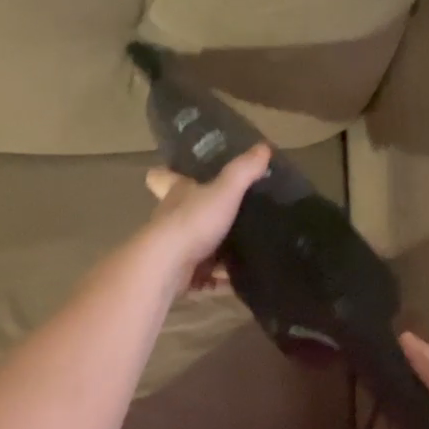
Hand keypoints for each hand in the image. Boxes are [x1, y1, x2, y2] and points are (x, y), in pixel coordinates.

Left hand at [140, 144, 269, 291]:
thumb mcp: (224, 190)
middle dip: (206, 218)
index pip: (164, 177)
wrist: (168, 266)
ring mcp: (175, 250)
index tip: (181, 173)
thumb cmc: (193, 221)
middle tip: (236, 218)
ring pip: (197, 249)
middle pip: (185, 215)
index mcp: (177, 193)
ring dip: (217, 254)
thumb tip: (264, 146)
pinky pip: (203, 280)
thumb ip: (243, 171)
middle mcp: (171, 220)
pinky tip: (239, 282)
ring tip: (248, 253)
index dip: (170, 174)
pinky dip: (219, 282)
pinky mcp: (180, 277)